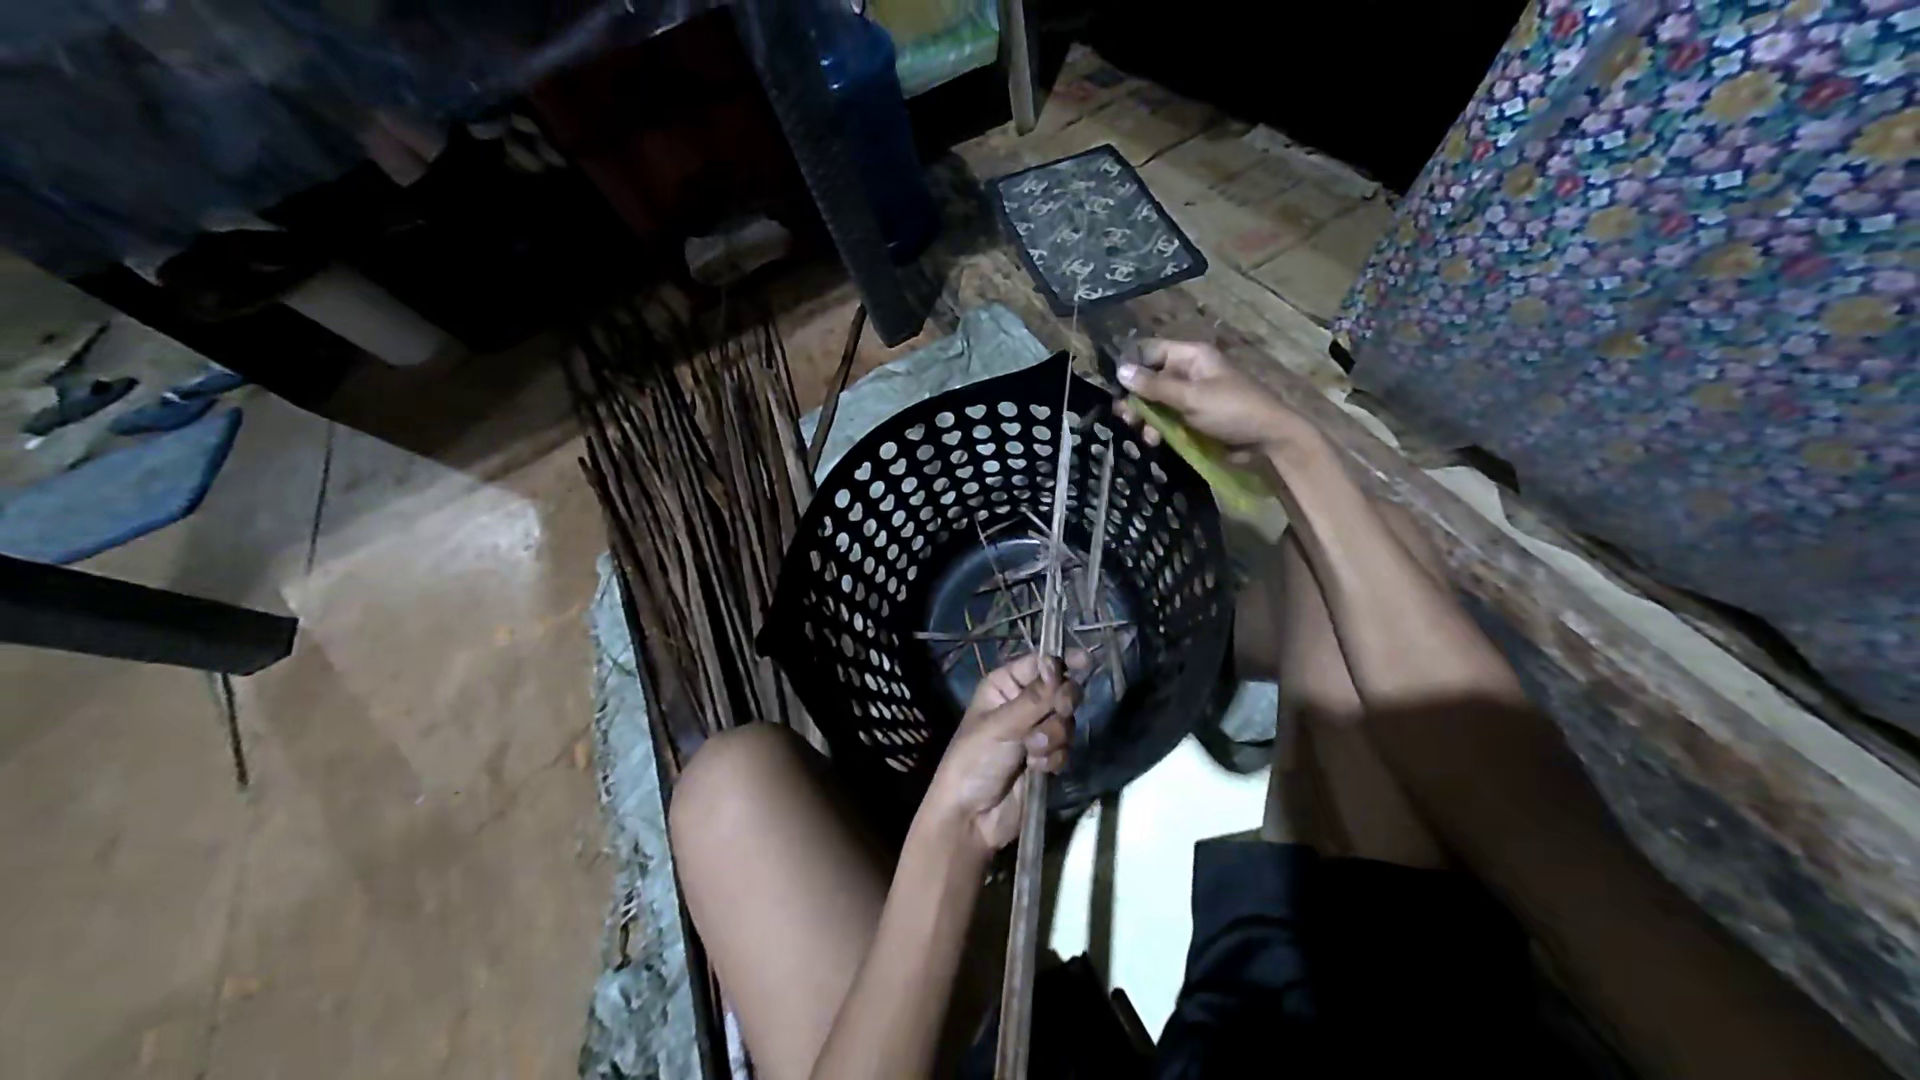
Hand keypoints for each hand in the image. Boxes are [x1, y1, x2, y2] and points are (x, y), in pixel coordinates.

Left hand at [921, 652, 1082, 858]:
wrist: (972, 816)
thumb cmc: (974, 761)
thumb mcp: (1000, 726)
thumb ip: (1034, 699)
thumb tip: (1056, 665)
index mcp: (1004, 686)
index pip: (1040, 664)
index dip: (1061, 663)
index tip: (1085, 662)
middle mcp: (1023, 703)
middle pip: (1061, 690)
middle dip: (1060, 705)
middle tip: (1058, 711)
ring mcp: (1037, 730)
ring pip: (1067, 721)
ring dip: (1054, 737)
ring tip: (1031, 753)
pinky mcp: (1048, 757)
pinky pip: (1066, 747)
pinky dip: (1055, 757)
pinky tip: (1037, 769)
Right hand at [1114, 339, 1322, 458]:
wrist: (1268, 440)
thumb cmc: (1232, 410)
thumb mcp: (1191, 397)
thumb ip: (1154, 386)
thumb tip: (1120, 371)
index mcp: (1191, 357)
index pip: (1150, 351)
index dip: (1130, 365)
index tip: (1113, 387)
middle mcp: (1188, 372)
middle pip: (1150, 379)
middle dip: (1135, 398)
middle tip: (1124, 417)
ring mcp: (1190, 396)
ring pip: (1155, 403)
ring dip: (1145, 418)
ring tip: (1144, 434)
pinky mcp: (1192, 418)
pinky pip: (1167, 419)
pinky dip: (1158, 429)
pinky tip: (1155, 441)